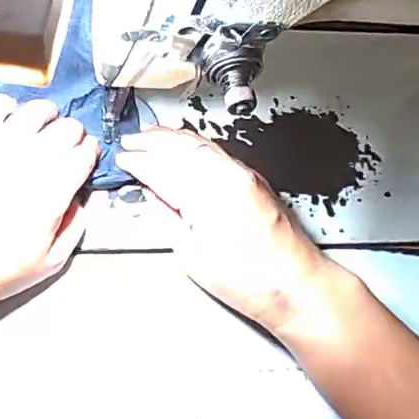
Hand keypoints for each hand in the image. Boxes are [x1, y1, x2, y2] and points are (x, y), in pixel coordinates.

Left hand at [0, 94, 98, 321]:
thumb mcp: (50, 262)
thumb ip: (75, 227)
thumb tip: (81, 200)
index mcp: (55, 188)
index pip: (86, 151)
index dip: (89, 155)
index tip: (84, 160)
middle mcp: (31, 158)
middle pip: (68, 126)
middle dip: (73, 136)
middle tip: (65, 149)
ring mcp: (0, 143)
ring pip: (38, 109)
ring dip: (47, 118)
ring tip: (40, 132)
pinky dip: (10, 109)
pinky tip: (8, 126)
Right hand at [113, 128, 359, 337]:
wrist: (296, 284)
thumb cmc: (251, 281)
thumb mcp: (191, 255)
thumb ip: (168, 217)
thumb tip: (153, 196)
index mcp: (208, 196)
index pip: (162, 168)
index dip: (138, 161)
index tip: (123, 159)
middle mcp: (228, 176)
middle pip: (181, 147)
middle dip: (151, 140)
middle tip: (131, 139)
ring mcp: (243, 174)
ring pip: (200, 143)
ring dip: (172, 137)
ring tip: (151, 134)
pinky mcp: (252, 178)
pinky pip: (216, 150)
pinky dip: (193, 143)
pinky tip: (183, 144)